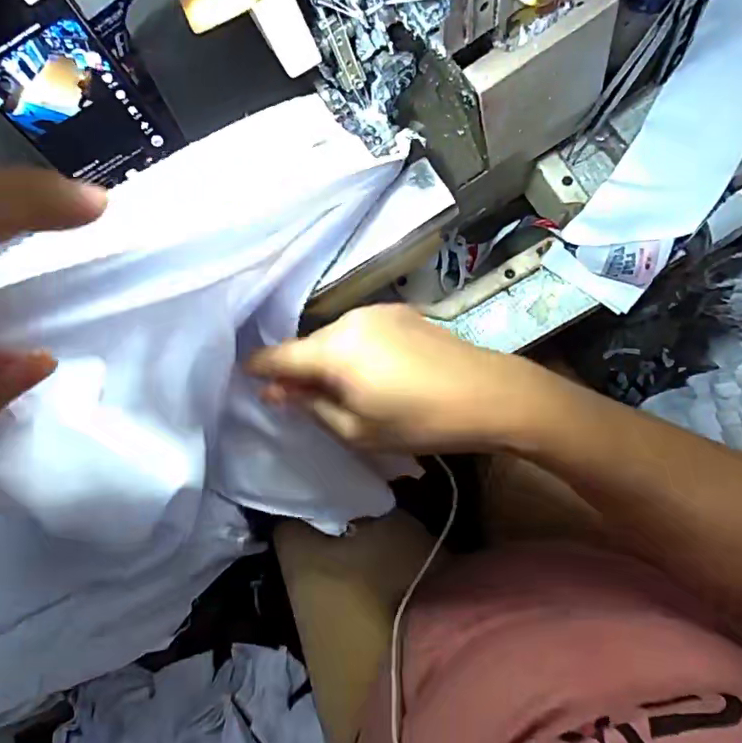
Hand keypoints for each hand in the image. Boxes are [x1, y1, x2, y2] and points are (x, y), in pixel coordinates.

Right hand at [246, 304, 556, 453]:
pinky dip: (356, 349)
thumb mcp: (358, 430)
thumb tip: (279, 392)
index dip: (259, 369)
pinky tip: (378, 373)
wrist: (490, 393)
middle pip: (308, 345)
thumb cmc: (421, 421)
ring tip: (350, 391)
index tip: (251, 381)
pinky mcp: (402, 311)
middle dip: (300, 370)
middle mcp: (350, 320)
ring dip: (331, 359)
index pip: (278, 355)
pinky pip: (362, 331)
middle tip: (305, 402)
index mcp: (334, 350)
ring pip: (336, 337)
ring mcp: (379, 311)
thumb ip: (311, 407)